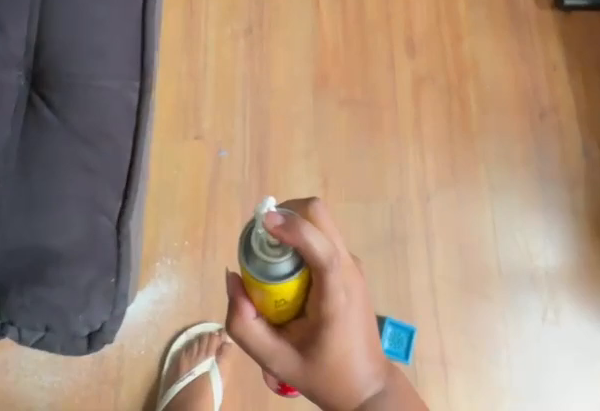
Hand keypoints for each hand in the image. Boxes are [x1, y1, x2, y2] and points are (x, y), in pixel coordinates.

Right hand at [224, 197, 394, 410]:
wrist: (366, 384)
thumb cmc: (323, 374)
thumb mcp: (276, 361)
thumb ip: (246, 326)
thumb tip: (233, 278)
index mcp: (336, 295)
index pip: (322, 249)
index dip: (294, 229)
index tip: (265, 223)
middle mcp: (349, 269)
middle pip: (320, 216)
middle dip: (287, 215)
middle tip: (261, 238)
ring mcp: (352, 264)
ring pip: (321, 221)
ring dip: (292, 223)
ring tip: (270, 252)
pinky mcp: (349, 265)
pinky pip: (322, 235)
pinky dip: (301, 236)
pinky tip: (286, 267)